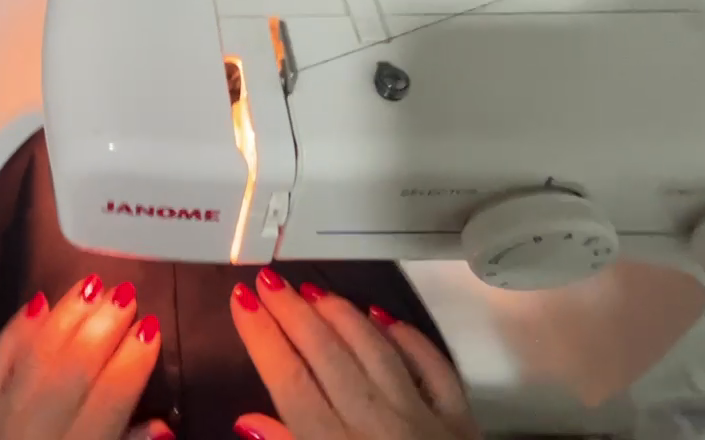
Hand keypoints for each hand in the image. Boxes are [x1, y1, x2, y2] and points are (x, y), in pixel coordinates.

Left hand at [0, 274, 173, 439]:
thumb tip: (161, 427)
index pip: (106, 404)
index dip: (131, 364)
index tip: (152, 326)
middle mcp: (31, 437)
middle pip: (69, 371)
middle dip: (101, 328)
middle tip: (127, 292)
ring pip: (34, 356)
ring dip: (65, 316)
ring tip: (92, 284)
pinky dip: (16, 331)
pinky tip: (37, 302)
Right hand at [229, 270, 481, 439]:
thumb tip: (249, 422)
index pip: (291, 382)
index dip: (262, 336)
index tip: (241, 299)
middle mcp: (378, 428)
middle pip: (327, 354)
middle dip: (291, 311)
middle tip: (267, 279)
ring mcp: (424, 421)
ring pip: (374, 348)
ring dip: (339, 313)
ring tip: (310, 290)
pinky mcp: (463, 424)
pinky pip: (433, 366)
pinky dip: (407, 337)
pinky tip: (383, 318)